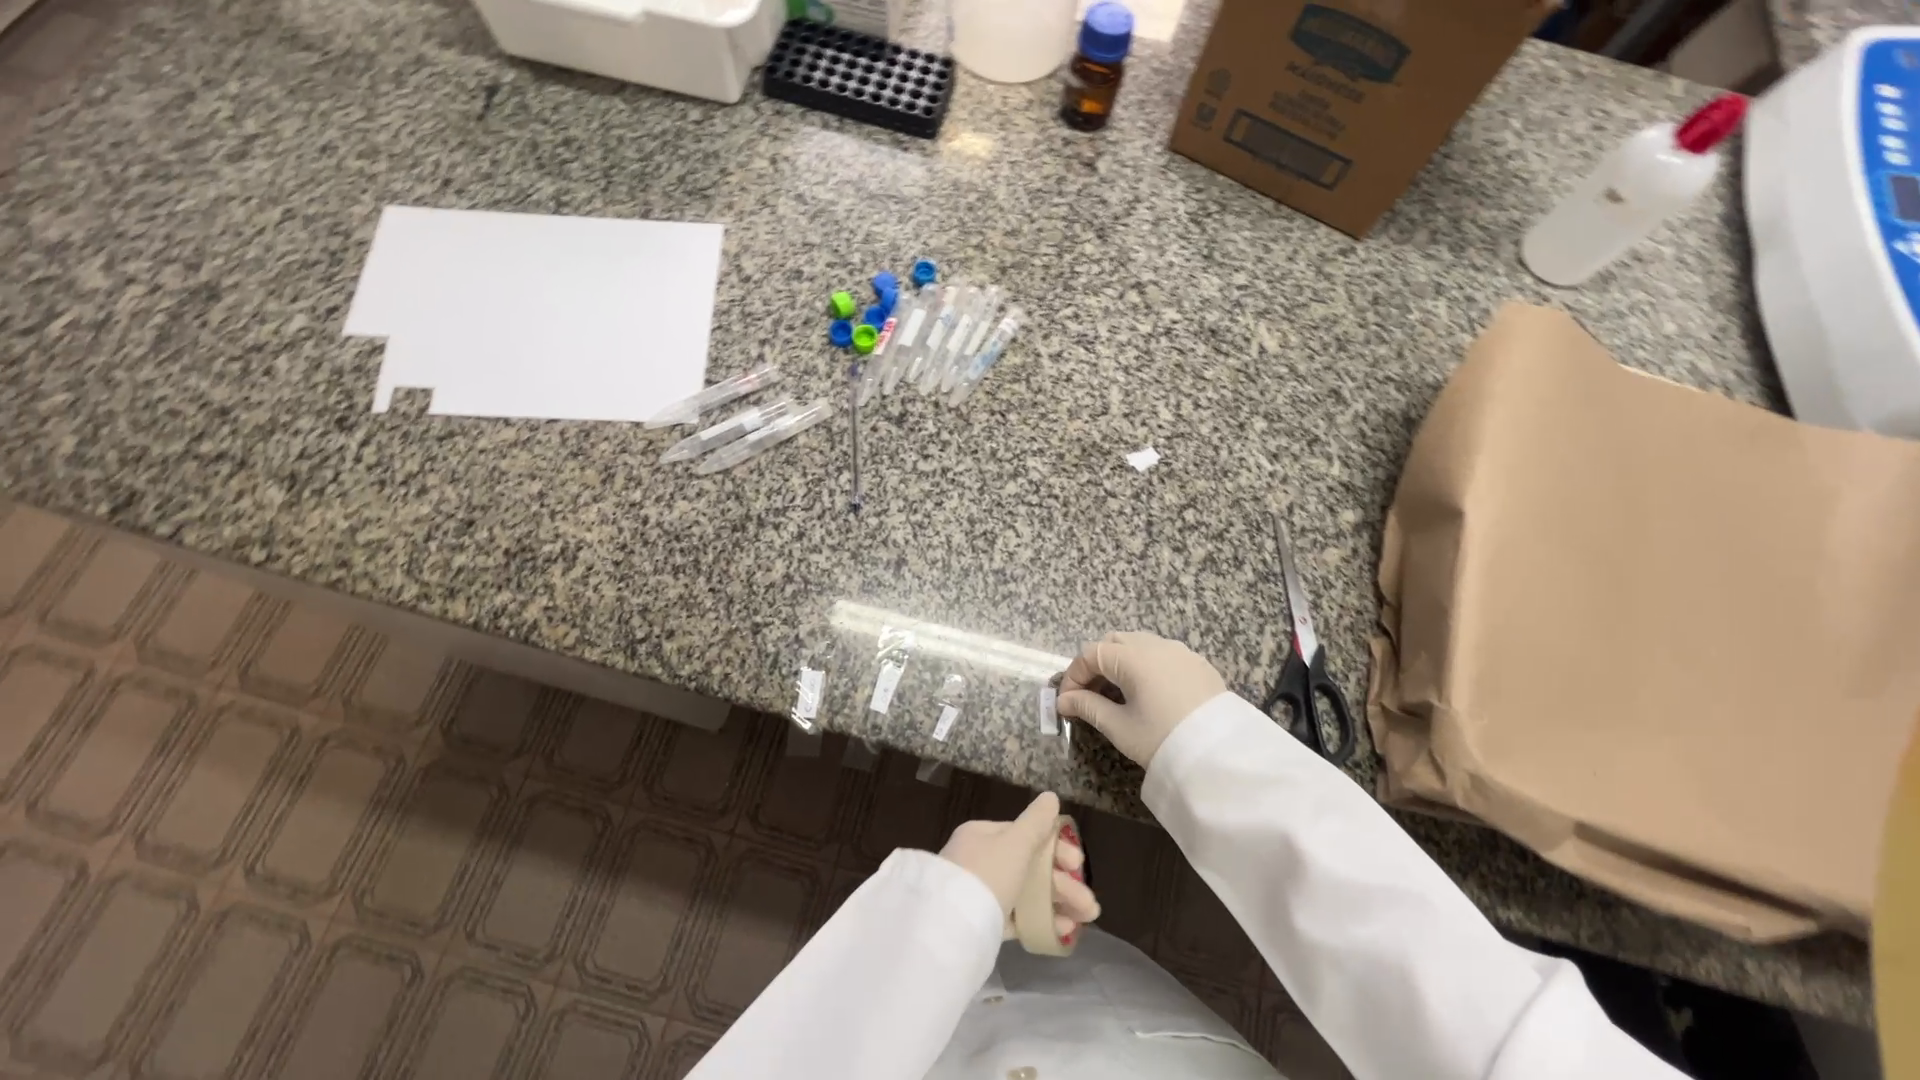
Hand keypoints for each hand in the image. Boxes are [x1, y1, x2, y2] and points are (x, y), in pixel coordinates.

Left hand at [939, 791, 1099, 942]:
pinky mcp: (981, 922)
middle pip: (1029, 867)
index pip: (1025, 835)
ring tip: (1084, 920)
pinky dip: (1039, 922)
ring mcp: (979, 893)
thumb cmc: (987, 874)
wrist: (950, 925)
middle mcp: (979, 860)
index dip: (1056, 847)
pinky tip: (1063, 932)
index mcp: (983, 835)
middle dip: (1064, 884)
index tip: (1079, 864)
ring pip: (1026, 894)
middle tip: (1090, 904)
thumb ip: (1036, 822)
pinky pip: (1015, 918)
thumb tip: (1051, 797)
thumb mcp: (1015, 844)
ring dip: (1058, 904)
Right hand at [1056, 631, 1226, 767]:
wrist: (1221, 753)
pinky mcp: (1197, 663)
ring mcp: (1180, 651)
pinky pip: (1162, 654)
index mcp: (1133, 656)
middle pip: (1114, 642)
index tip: (1066, 702)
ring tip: (1116, 694)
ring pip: (1139, 645)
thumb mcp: (1119, 727)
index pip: (1090, 654)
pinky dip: (1145, 666)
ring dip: (1120, 663)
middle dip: (1095, 665)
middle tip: (1089, 695)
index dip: (1073, 676)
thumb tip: (1064, 700)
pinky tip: (1147, 693)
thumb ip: (1088, 707)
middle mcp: (1155, 644)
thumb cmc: (1162, 739)